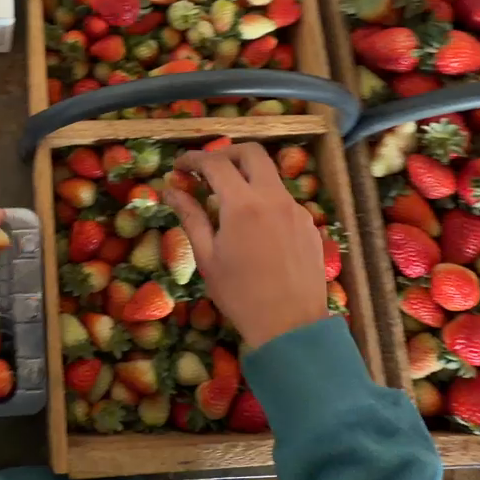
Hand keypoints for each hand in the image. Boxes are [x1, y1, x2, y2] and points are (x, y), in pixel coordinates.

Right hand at [163, 143, 328, 346]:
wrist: (291, 327)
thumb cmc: (240, 294)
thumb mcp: (207, 256)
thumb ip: (190, 216)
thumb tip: (170, 190)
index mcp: (243, 204)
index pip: (215, 163)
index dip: (193, 158)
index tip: (179, 166)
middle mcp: (274, 197)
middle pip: (252, 153)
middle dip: (226, 154)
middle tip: (207, 170)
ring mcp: (296, 210)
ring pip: (270, 176)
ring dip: (247, 177)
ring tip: (227, 201)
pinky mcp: (309, 225)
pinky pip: (283, 200)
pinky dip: (264, 200)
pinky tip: (254, 228)